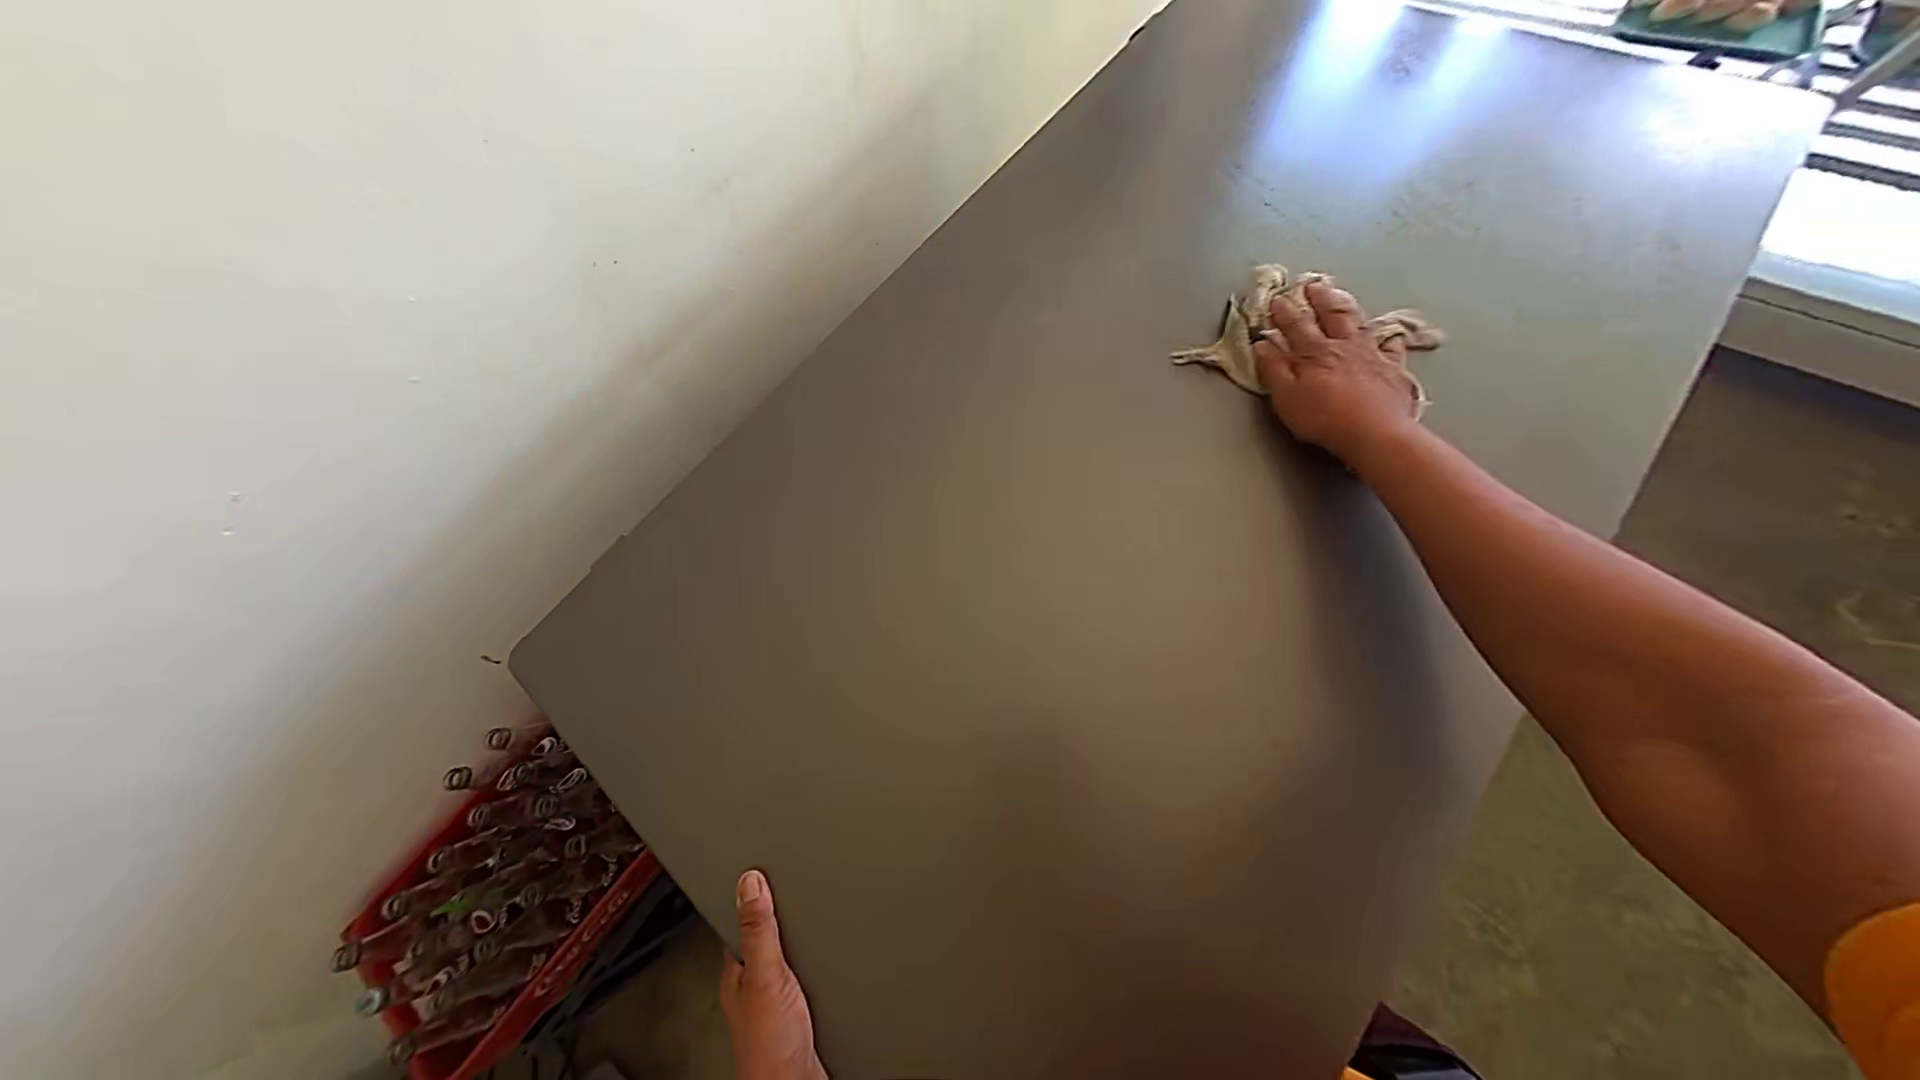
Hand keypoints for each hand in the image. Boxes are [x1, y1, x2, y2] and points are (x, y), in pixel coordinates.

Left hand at [720, 870, 829, 1079]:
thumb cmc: (771, 1047)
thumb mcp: (766, 976)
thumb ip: (757, 930)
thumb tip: (749, 882)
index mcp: (737, 973)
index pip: (738, 922)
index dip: (749, 895)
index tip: (758, 868)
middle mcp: (754, 984)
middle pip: (763, 936)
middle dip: (777, 912)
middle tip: (786, 881)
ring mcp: (775, 997)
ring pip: (784, 952)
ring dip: (797, 934)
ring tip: (805, 909)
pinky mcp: (799, 1008)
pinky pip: (803, 970)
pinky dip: (813, 956)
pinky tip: (823, 951)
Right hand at [1252, 281, 1420, 465]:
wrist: (1374, 433)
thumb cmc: (1324, 418)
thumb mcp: (1286, 396)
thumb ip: (1272, 369)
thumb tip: (1262, 345)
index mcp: (1314, 353)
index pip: (1295, 325)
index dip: (1284, 311)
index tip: (1276, 299)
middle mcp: (1343, 346)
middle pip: (1330, 315)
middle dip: (1318, 298)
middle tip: (1311, 285)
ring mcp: (1371, 355)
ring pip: (1358, 323)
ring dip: (1347, 308)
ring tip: (1340, 297)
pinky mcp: (1393, 370)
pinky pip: (1392, 347)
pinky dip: (1388, 338)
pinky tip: (1388, 335)